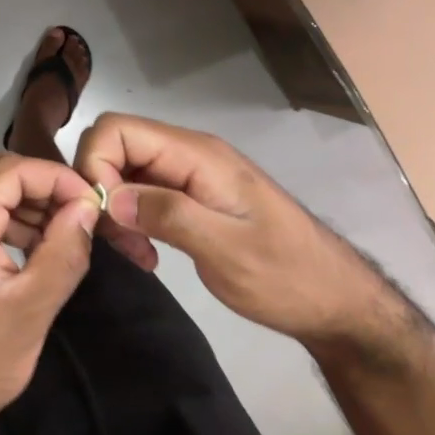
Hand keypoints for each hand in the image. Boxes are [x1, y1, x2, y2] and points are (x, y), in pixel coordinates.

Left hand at [0, 152, 102, 434]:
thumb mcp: (33, 306)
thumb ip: (65, 250)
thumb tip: (87, 207)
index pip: (11, 170)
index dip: (56, 177)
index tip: (94, 201)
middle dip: (43, 187)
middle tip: (83, 216)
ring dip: (26, 203)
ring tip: (66, 234)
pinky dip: (5, 219)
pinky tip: (36, 247)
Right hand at [73, 113, 391, 345]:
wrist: (338, 305)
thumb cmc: (287, 277)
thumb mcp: (227, 251)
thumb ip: (168, 215)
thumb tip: (110, 197)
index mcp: (197, 155)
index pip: (116, 129)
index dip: (96, 164)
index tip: (106, 215)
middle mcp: (188, 154)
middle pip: (114, 146)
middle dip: (101, 188)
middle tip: (118, 239)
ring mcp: (189, 174)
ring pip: (123, 170)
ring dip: (115, 208)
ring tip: (137, 252)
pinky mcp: (190, 196)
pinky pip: (141, 191)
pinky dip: (131, 218)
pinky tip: (147, 250)